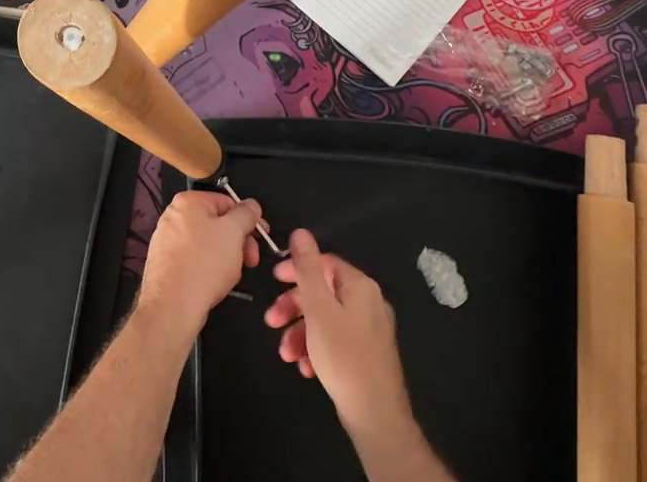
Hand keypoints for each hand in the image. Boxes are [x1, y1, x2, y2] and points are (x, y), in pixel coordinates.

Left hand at [135, 191, 262, 338]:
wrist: (173, 305)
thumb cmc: (204, 263)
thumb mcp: (233, 232)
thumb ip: (245, 214)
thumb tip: (251, 205)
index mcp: (188, 202)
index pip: (227, 202)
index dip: (248, 219)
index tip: (261, 236)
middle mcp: (173, 216)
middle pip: (217, 223)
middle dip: (238, 241)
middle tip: (250, 260)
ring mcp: (167, 241)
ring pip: (208, 243)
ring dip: (226, 256)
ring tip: (231, 274)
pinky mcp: (167, 263)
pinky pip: (195, 259)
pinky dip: (209, 267)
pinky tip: (214, 281)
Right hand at [263, 228, 410, 429]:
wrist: (374, 414)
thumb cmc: (343, 355)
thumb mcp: (318, 309)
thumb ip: (307, 269)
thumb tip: (301, 232)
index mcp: (360, 286)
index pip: (324, 262)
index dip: (296, 268)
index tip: (273, 280)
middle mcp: (368, 302)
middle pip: (322, 292)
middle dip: (293, 307)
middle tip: (271, 322)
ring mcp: (369, 329)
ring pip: (325, 319)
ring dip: (300, 332)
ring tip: (287, 354)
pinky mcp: (365, 352)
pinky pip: (335, 339)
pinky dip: (316, 348)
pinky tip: (306, 367)